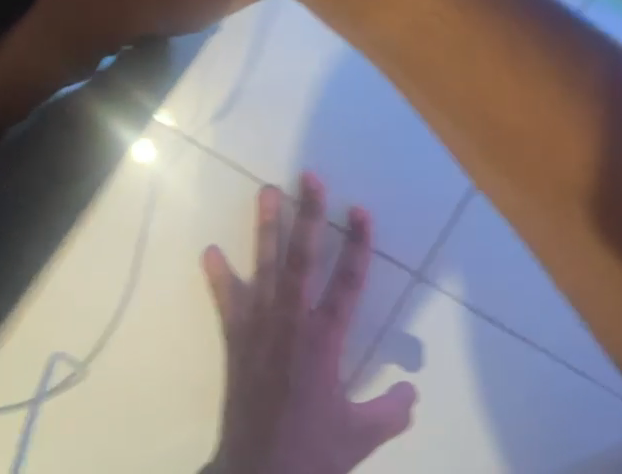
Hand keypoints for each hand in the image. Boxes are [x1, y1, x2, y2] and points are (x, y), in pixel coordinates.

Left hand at [202, 173, 416, 473]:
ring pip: (265, 268)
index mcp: (325, 341)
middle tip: (310, 177)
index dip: (356, 244)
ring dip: (266, 228)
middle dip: (309, 216)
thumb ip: (390, 409)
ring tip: (266, 190)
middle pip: (303, 259)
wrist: (258, 473)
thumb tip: (411, 390)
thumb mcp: (361, 435)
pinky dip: (218, 277)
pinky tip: (209, 250)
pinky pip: (227, 303)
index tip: (360, 208)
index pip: (348, 283)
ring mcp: (260, 327)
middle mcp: (291, 323)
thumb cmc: (313, 452)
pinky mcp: (236, 340)